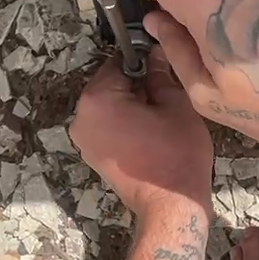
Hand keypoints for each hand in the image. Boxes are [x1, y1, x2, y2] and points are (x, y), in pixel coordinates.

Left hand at [70, 46, 213, 217]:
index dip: (144, 62)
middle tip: (167, 95)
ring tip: (161, 116)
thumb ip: (161, 75)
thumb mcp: (176, 105)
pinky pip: (109, 127)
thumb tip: (156, 54)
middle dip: (137, 85)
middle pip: (111, 85)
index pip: (119, 62)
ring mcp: (85, 140)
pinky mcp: (94, 156)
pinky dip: (126, 123)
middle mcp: (82, 118)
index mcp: (97, 99)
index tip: (164, 68)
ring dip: (132, 105)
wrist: (170, 205)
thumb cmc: (176, 155)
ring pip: (110, 107)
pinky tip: (151, 133)